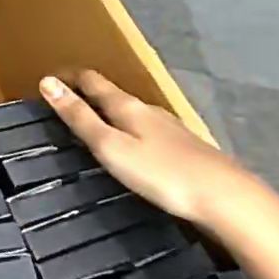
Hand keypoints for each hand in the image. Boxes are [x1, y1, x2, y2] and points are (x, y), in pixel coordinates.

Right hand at [40, 71, 266, 230]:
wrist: (231, 202)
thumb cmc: (163, 173)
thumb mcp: (111, 146)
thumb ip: (79, 116)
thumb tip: (47, 82)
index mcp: (126, 106)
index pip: (90, 80)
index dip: (67, 77)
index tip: (47, 80)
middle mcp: (149, 110)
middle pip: (112, 94)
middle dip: (87, 95)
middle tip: (65, 105)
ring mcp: (172, 129)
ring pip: (133, 113)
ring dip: (110, 114)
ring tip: (95, 127)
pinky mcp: (189, 149)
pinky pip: (149, 130)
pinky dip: (132, 131)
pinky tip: (136, 149)